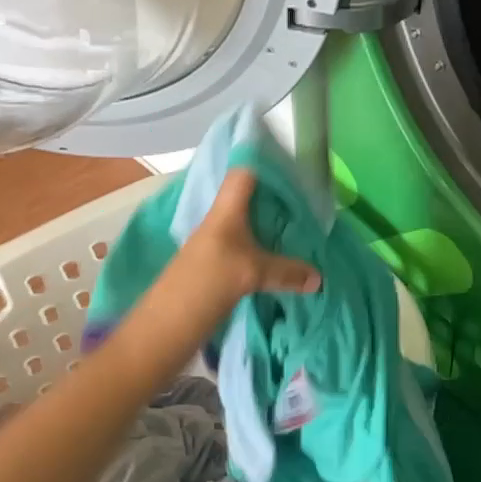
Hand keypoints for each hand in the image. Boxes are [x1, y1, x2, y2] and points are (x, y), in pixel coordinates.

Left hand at [159, 167, 320, 316]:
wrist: (160, 332)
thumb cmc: (203, 287)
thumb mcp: (249, 275)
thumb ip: (286, 271)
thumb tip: (320, 277)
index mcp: (225, 211)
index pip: (244, 170)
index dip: (263, 154)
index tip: (290, 149)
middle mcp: (220, 221)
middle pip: (250, 193)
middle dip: (277, 188)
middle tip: (310, 183)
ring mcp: (217, 243)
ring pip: (250, 219)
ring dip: (273, 216)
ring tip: (304, 213)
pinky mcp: (218, 265)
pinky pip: (249, 242)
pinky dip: (267, 240)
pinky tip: (284, 247)